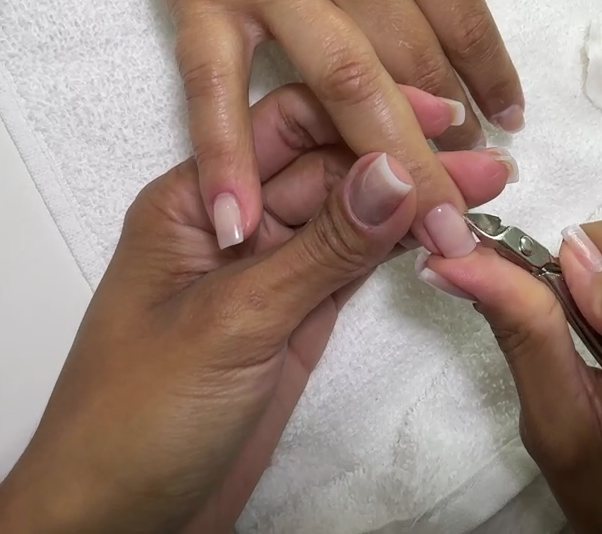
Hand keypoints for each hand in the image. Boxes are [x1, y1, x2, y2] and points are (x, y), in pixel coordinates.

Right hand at [0, 0, 524, 257]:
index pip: (466, 14)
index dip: (494, 74)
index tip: (511, 122)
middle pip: (417, 64)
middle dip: (452, 142)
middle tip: (476, 210)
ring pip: (345, 84)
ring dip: (388, 161)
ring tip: (418, 227)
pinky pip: (218, 86)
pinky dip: (230, 156)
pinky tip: (249, 225)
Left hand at [0, 84, 514, 533]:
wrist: (113, 529)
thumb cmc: (142, 415)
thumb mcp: (237, 318)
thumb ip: (325, 242)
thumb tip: (400, 167)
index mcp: (200, 192)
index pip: (293, 126)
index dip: (365, 111)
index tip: (440, 116)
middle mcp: (240, 213)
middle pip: (334, 169)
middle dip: (407, 163)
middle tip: (488, 162)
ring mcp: (275, 263)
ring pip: (354, 214)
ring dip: (415, 203)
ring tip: (487, 190)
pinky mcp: (299, 308)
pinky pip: (358, 260)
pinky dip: (401, 245)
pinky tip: (444, 229)